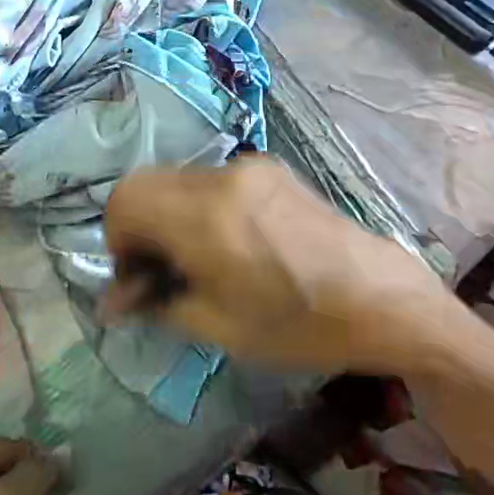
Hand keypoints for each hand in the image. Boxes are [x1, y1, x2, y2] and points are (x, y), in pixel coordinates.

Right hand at [101, 156, 459, 374]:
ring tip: (195, 259)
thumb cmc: (299, 325)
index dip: (116, 240)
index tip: (137, 279)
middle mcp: (220, 177)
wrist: (383, 299)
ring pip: (174, 179)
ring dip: (166, 215)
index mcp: (204, 217)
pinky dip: (195, 206)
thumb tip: (110, 302)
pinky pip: (207, 179)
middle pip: (143, 184)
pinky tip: (226, 241)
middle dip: (137, 227)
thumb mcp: (219, 328)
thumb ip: (156, 304)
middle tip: (159, 272)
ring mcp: (246, 166)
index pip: (124, 201)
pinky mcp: (266, 168)